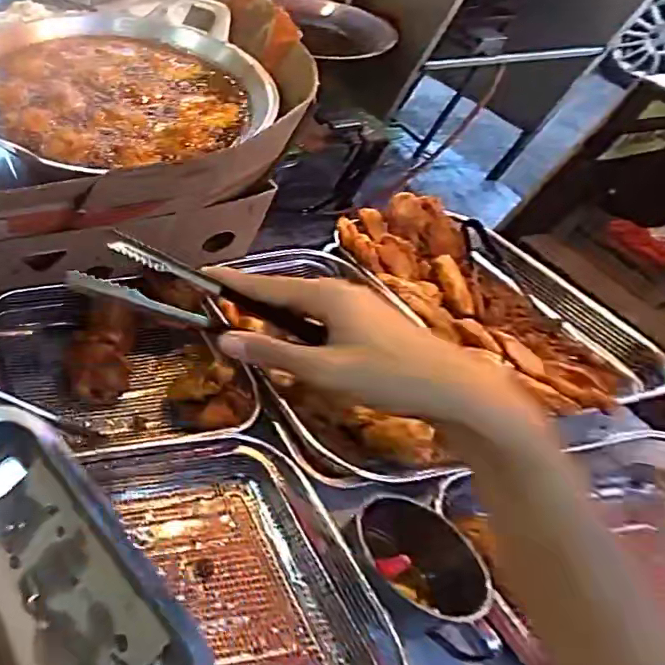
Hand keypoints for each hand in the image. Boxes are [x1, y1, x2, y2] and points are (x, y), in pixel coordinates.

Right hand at [201, 267, 543, 433]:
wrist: (461, 392)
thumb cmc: (390, 378)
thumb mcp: (325, 371)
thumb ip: (274, 354)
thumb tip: (226, 340)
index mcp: (326, 296)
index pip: (266, 286)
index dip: (232, 281)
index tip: (203, 273)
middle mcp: (340, 292)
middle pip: (284, 290)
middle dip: (251, 293)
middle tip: (219, 295)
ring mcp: (358, 304)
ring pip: (303, 302)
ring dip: (274, 307)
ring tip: (247, 312)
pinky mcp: (370, 320)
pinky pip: (320, 312)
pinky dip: (296, 318)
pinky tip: (294, 334)